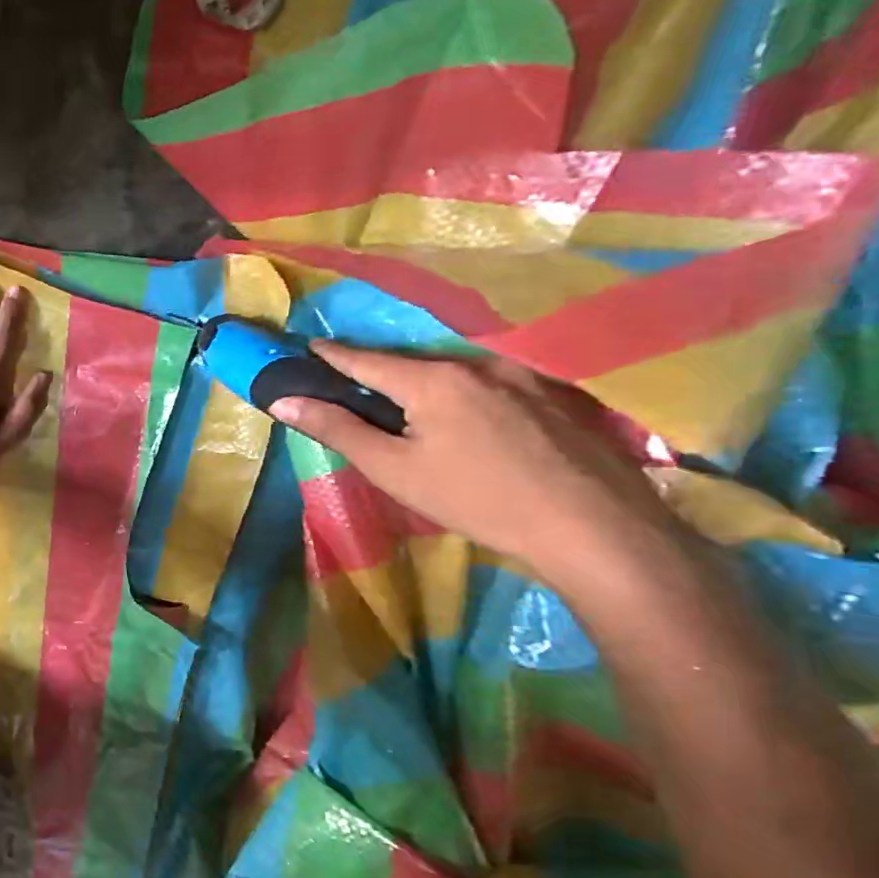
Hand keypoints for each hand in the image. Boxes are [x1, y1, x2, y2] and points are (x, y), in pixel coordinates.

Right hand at [267, 342, 685, 587]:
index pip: (366, 360)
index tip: (308, 347)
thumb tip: (283, 401)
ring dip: (424, 387)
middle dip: (379, 374)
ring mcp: (523, 377)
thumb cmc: (477, 500)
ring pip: (454, 375)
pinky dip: (464, 397)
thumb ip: (337, 429)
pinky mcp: (555, 397)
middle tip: (355, 392)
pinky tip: (469, 426)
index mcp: (432, 379)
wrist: (595, 531)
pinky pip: (491, 386)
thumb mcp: (394, 470)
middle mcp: (477, 364)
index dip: (332, 355)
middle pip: (411, 364)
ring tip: (411, 412)